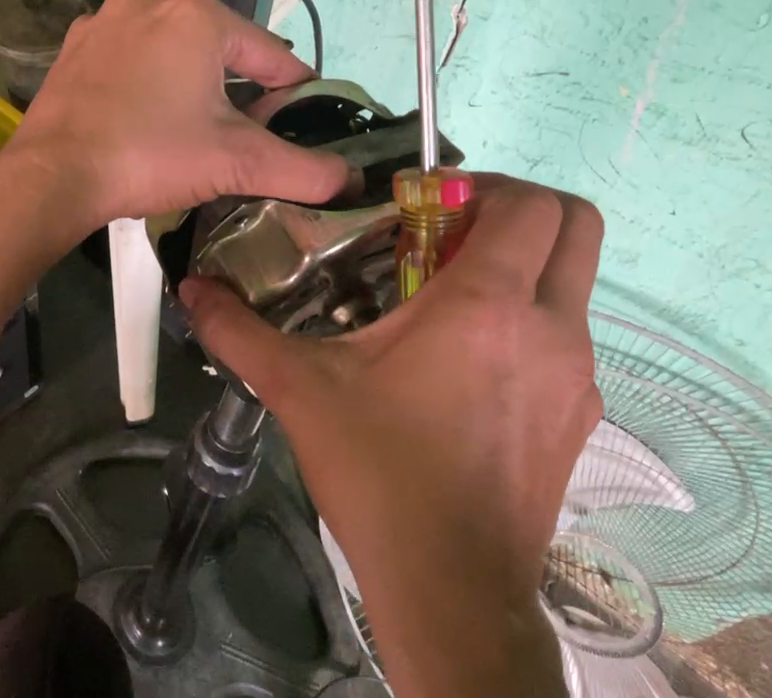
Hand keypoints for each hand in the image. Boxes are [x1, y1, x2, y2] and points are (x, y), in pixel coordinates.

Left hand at [4, 0, 349, 231]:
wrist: (52, 176)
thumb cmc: (150, 155)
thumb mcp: (235, 162)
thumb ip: (300, 169)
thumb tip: (350, 181)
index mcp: (198, 14)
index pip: (267, 53)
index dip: (291, 89)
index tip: (300, 118)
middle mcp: (148, 1)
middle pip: (217, 48)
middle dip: (236, 88)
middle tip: (244, 134)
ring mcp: (102, 22)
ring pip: (168, 52)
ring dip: (188, 84)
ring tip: (195, 131)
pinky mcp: (71, 49)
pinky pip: (126, 61)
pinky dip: (144, 84)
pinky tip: (144, 120)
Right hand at [179, 175, 603, 695]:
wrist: (450, 586)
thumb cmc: (378, 471)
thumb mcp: (298, 389)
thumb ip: (238, 331)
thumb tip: (190, 288)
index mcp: (486, 306)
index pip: (530, 204)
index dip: (486, 185)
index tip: (429, 205)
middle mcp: (551, 328)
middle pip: (576, 226)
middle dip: (519, 210)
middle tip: (449, 231)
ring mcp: (578, 376)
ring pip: (574, 283)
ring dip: (519, 268)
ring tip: (443, 302)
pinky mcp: (581, 416)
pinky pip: (565, 338)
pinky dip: (526, 323)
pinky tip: (463, 367)